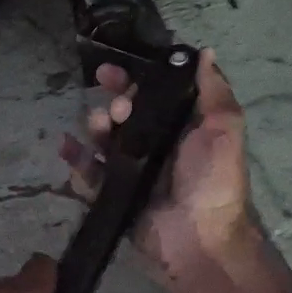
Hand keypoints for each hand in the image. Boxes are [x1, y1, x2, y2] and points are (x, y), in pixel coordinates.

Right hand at [60, 48, 259, 279]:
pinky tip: (68, 148)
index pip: (152, 95)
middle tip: (116, 110)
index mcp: (181, 128)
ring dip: (95, 127)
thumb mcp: (223, 129)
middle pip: (123, 114)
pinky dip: (76, 159)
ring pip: (103, 140)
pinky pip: (88, 173)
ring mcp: (131, 171)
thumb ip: (214, 91)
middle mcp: (155, 145)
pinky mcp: (113, 195)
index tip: (111, 71)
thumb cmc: (213, 181)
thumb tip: (206, 52)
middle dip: (113, 103)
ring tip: (99, 130)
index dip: (132, 80)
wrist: (198, 240)